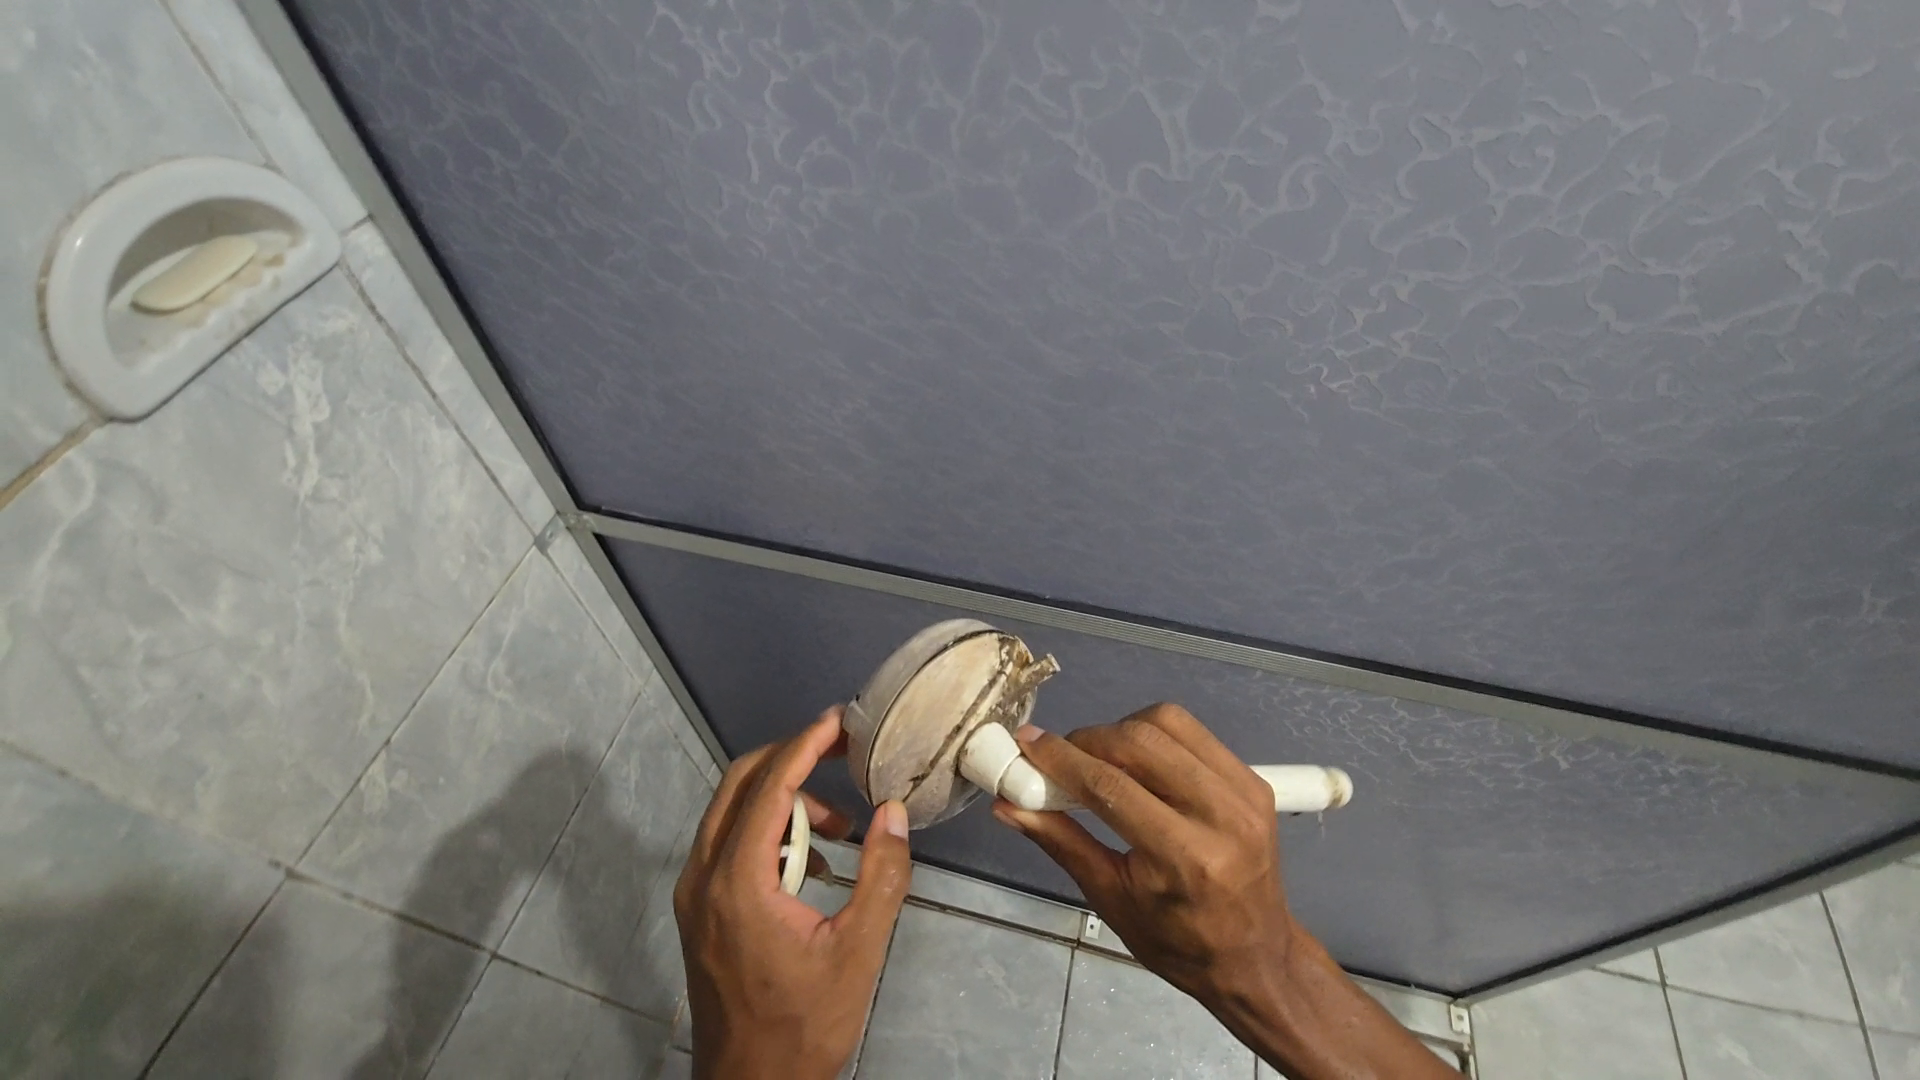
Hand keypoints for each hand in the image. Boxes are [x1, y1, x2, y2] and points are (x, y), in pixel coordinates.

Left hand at [674, 708, 912, 1079]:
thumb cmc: (804, 1026)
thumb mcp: (858, 952)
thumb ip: (882, 876)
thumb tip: (893, 813)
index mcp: (737, 881)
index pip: (768, 786)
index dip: (805, 746)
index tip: (838, 722)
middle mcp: (703, 875)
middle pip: (739, 783)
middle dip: (791, 756)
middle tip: (840, 750)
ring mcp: (694, 892)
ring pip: (732, 810)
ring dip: (783, 798)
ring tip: (838, 825)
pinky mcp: (699, 908)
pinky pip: (730, 841)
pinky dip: (769, 829)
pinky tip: (812, 861)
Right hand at [992, 703, 1293, 1005]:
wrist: (1256, 957)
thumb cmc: (1176, 941)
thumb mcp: (1109, 899)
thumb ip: (1059, 841)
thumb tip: (1006, 804)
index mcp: (1185, 858)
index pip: (1111, 785)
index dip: (1062, 758)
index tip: (1027, 742)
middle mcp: (1222, 815)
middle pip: (1140, 741)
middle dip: (1088, 740)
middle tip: (1061, 757)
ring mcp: (1245, 793)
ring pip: (1167, 723)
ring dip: (1120, 729)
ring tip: (1099, 757)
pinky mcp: (1254, 780)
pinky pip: (1192, 732)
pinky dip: (1154, 733)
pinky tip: (1137, 758)